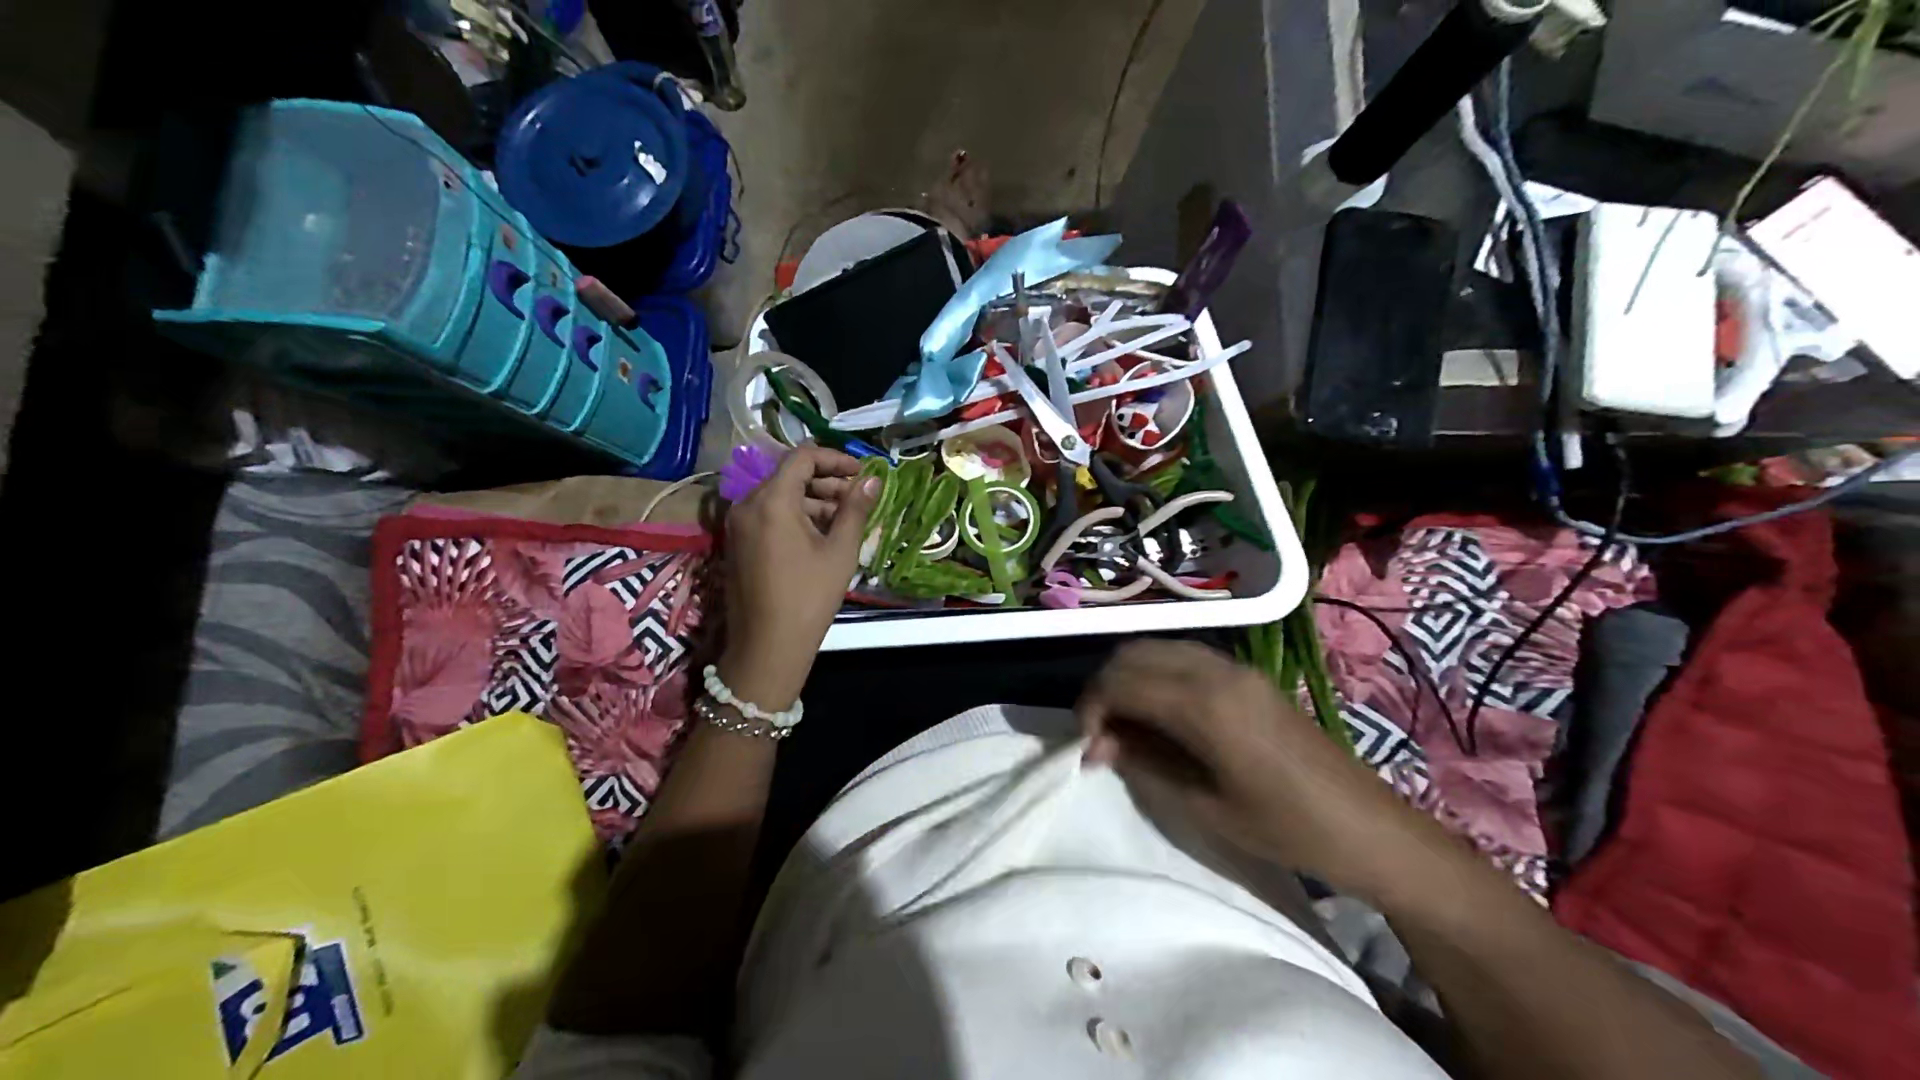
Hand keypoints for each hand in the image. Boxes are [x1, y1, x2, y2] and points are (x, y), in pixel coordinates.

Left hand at [718, 445, 880, 709]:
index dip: (835, 459)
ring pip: (779, 496)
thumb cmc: (809, 596)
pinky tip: (820, 536)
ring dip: (812, 500)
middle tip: (857, 499)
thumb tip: (873, 480)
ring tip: (844, 520)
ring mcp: (738, 524)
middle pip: (789, 475)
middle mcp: (747, 504)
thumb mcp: (839, 551)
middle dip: (826, 482)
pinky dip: (795, 516)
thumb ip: (855, 509)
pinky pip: (768, 515)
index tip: (862, 473)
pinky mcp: (737, 543)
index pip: (803, 457)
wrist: (768, 646)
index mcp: (772, 500)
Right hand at [1078, 640, 1431, 900]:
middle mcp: (1215, 670)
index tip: (1087, 746)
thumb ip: (1143, 763)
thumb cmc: (1285, 828)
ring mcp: (1235, 667)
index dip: (1091, 708)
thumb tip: (1096, 744)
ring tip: (1124, 724)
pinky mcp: (1247, 674)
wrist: (1367, 827)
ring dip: (1129, 677)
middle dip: (1104, 688)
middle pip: (1133, 654)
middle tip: (1100, 734)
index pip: (1121, 681)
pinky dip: (1156, 674)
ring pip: (1157, 648)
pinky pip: (1183, 656)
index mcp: (1203, 704)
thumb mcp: (1203, 805)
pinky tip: (1159, 713)